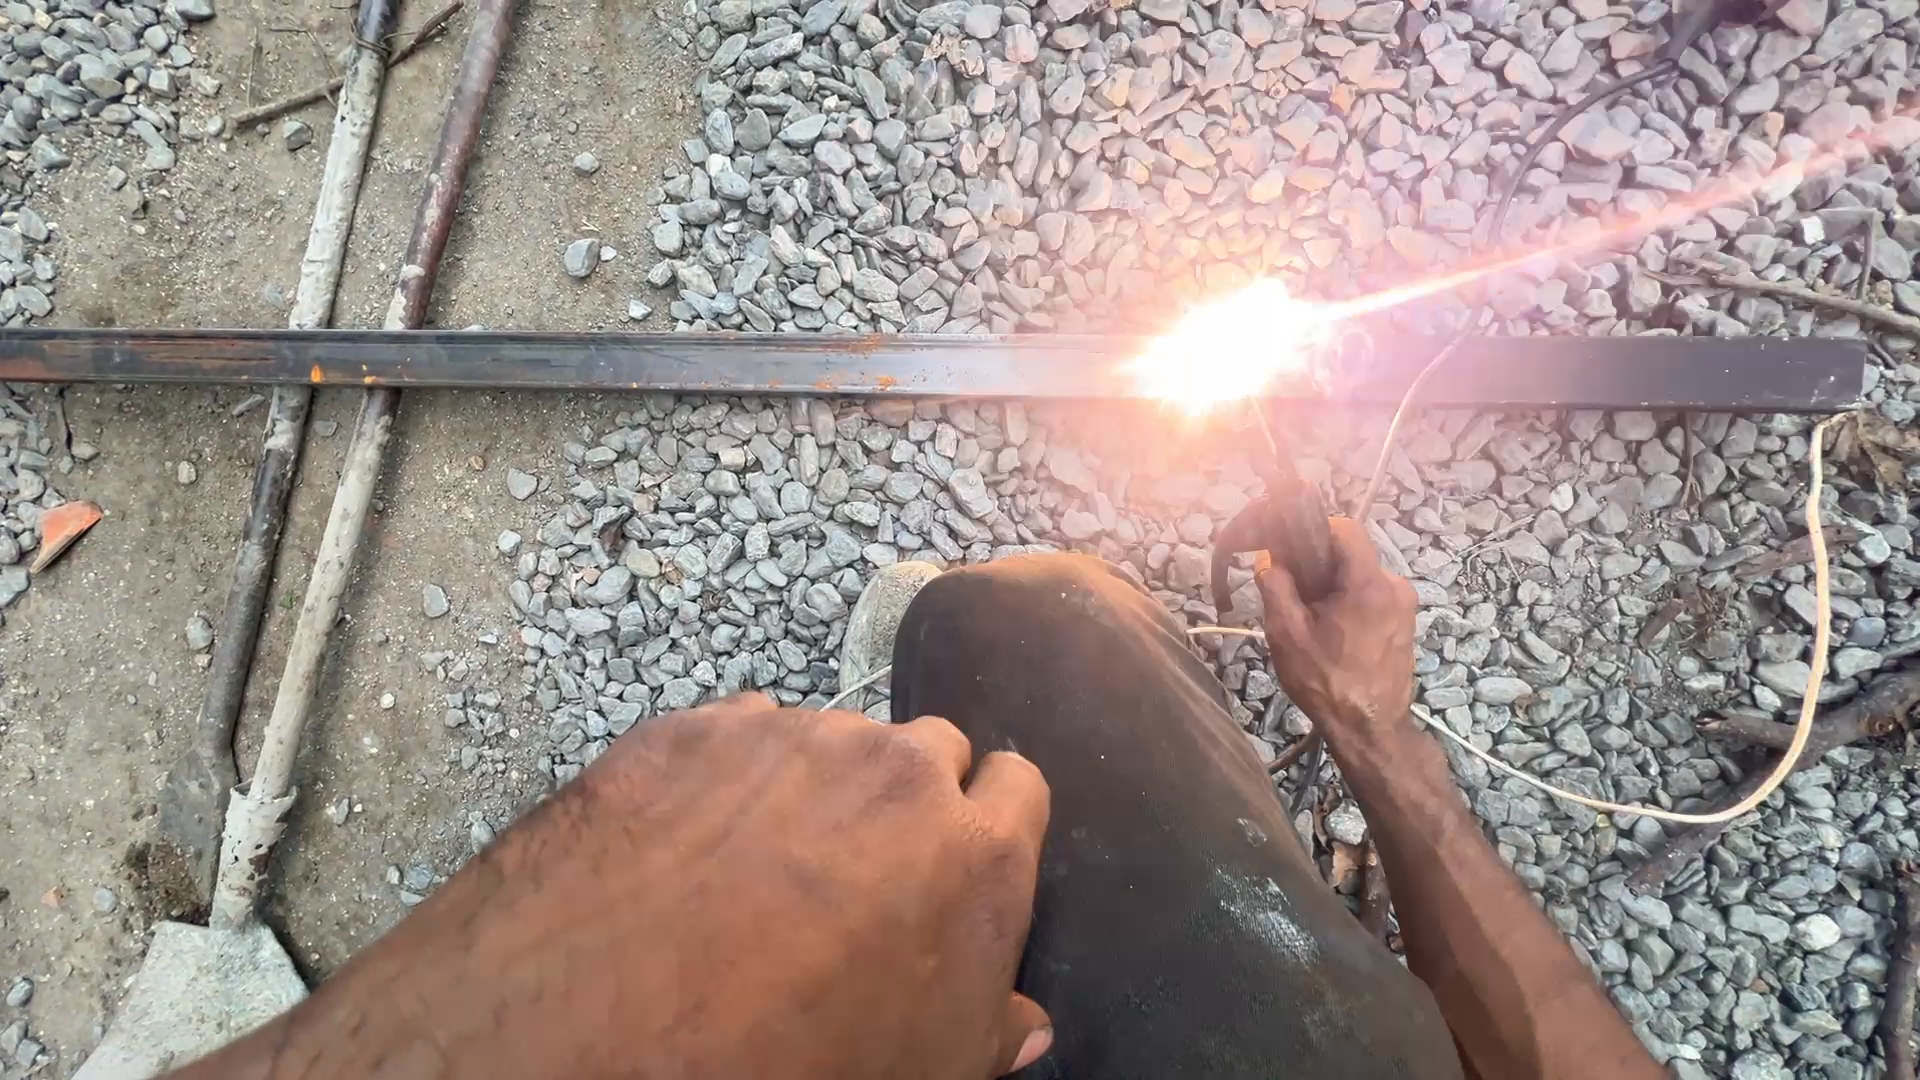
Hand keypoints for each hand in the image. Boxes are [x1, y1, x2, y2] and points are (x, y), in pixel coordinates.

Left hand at [182, 695, 1052, 1079]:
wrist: (561, 1063)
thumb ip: (984, 1033)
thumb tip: (1028, 1020)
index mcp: (971, 852)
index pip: (1019, 784)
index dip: (993, 817)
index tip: (960, 851)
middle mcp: (896, 769)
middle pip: (932, 749)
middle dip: (910, 795)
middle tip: (856, 864)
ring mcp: (793, 735)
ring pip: (837, 738)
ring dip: (820, 782)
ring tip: (756, 860)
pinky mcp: (700, 723)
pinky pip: (745, 732)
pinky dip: (735, 771)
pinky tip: (685, 840)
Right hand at [1258, 516, 1417, 747]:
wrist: (1369, 729)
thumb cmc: (1326, 680)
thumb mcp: (1287, 633)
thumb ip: (1275, 587)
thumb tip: (1268, 559)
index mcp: (1369, 584)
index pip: (1346, 528)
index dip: (1313, 530)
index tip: (1286, 548)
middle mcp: (1395, 587)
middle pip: (1350, 553)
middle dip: (1316, 564)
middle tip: (1289, 590)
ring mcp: (1404, 606)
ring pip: (1358, 576)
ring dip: (1330, 586)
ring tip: (1306, 617)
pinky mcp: (1404, 623)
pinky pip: (1369, 595)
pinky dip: (1346, 601)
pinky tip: (1328, 630)